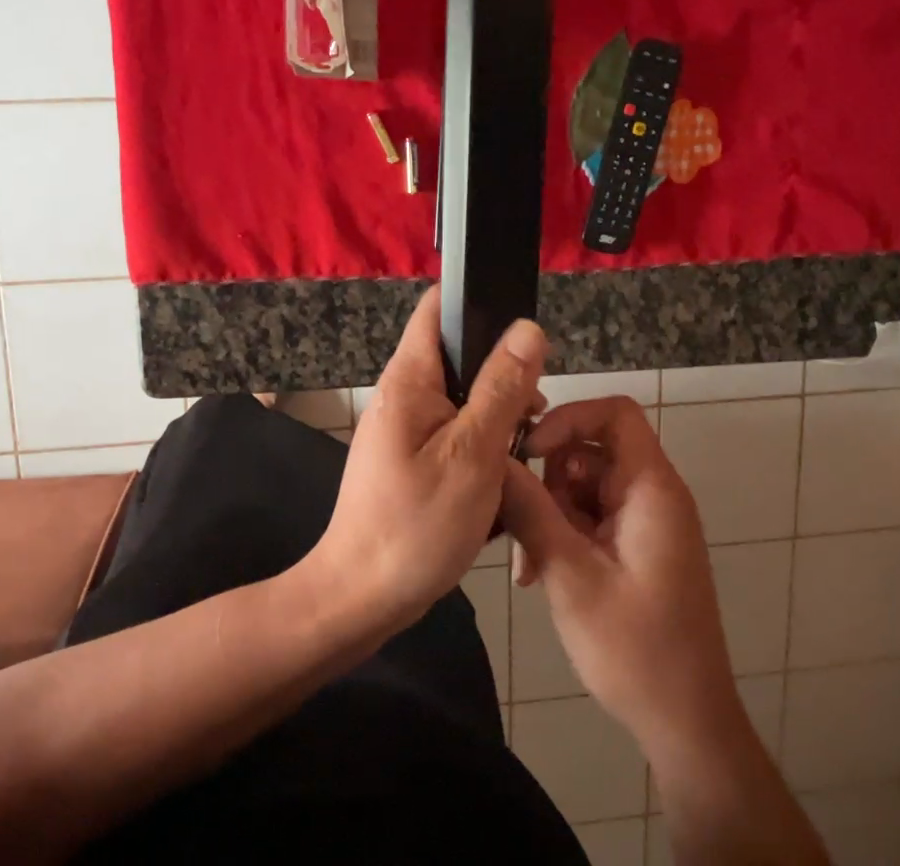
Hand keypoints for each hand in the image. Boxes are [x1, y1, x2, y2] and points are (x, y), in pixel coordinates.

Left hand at [304, 288, 546, 632]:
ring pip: (463, 402)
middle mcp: (401, 397)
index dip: (480, 304)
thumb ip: (500, 390)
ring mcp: (403, 432)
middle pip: (459, 357)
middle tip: (536, 416)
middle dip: (503, 375)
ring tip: (525, 451)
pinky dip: (483, 449)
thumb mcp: (473, 455)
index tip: (526, 330)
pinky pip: (454, 437)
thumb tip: (527, 330)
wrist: (362, 595)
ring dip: (498, 419)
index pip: (437, 309)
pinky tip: (502, 478)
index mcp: (408, 380)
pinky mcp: (410, 462)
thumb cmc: (417, 525)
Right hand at [502, 398, 739, 740]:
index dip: (565, 419)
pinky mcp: (634, 548)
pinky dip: (561, 535)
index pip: (614, 413)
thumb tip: (492, 460)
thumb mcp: (568, 573)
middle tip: (520, 523)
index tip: (525, 454)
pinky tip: (537, 575)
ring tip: (528, 564)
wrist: (682, 718)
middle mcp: (652, 496)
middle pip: (589, 449)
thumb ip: (529, 509)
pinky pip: (589, 518)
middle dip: (546, 478)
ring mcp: (644, 523)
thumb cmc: (632, 645)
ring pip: (582, 485)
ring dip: (547, 512)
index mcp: (651, 490)